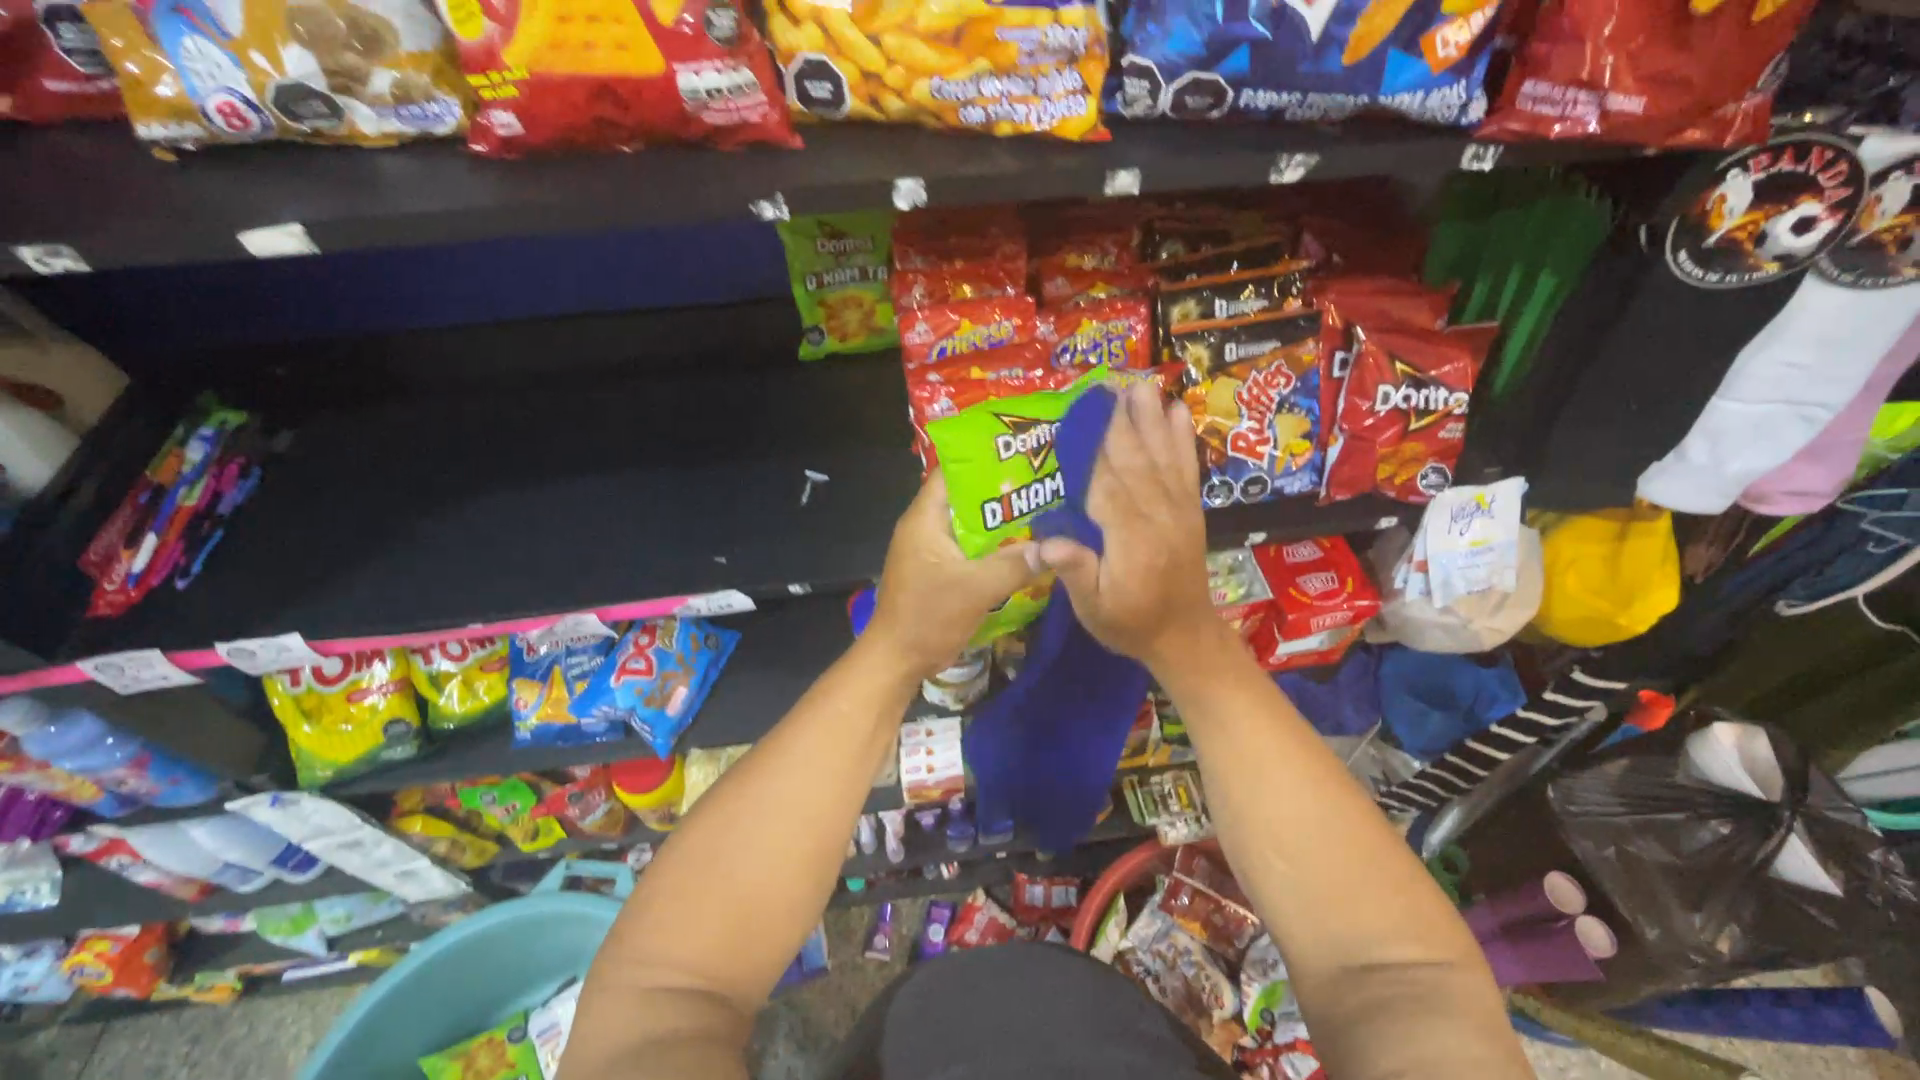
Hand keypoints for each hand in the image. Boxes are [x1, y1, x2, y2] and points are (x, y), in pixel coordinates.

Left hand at [866, 470, 1039, 678]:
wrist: (898, 660)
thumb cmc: (928, 616)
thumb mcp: (977, 588)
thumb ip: (1015, 564)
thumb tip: (1052, 546)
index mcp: (924, 519)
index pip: (952, 472)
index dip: (984, 460)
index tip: (1021, 455)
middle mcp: (924, 528)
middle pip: (965, 498)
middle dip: (1001, 493)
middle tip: (1042, 485)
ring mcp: (930, 551)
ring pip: (970, 526)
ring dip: (1000, 524)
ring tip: (1041, 513)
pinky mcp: (938, 572)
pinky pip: (969, 550)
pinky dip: (993, 548)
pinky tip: (1023, 550)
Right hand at [1037, 381, 1220, 668]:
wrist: (1184, 636)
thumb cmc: (1129, 623)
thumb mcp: (1094, 610)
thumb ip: (1075, 572)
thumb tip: (1046, 541)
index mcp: (1130, 541)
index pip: (1105, 485)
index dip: (1090, 449)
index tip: (1078, 414)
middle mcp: (1157, 517)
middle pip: (1134, 461)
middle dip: (1120, 421)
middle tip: (1107, 384)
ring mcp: (1178, 511)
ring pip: (1161, 457)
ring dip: (1150, 419)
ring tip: (1142, 384)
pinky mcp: (1190, 510)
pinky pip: (1186, 468)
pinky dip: (1182, 438)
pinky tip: (1178, 412)